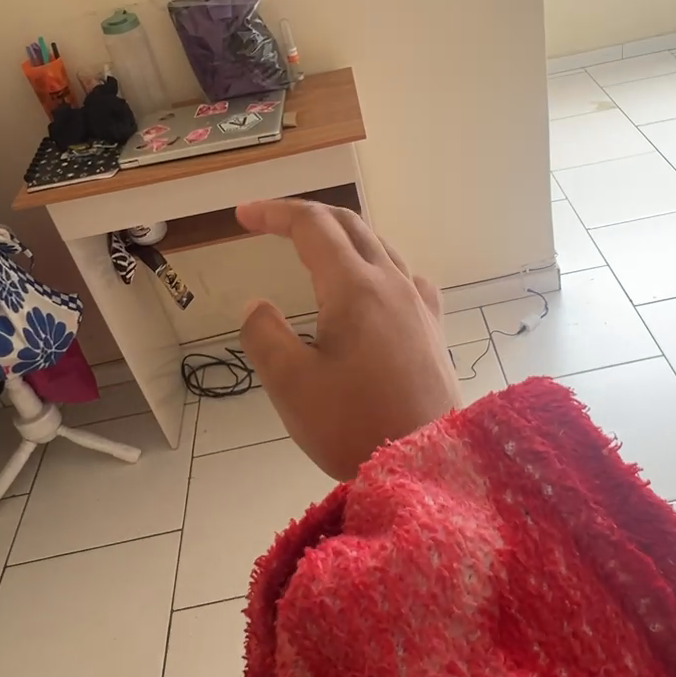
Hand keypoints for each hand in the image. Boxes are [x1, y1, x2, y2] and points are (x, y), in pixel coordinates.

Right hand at [235, 199, 461, 480]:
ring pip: (380, 247)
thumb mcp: (290, 385)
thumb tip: (257, 305)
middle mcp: (392, 283)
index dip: (274, 213)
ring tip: (315, 248)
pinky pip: (405, 276)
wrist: (426, 463)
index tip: (242, 215)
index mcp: (355, 287)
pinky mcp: (433, 328)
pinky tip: (374, 286)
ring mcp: (419, 304)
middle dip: (306, 216)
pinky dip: (378, 264)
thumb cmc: (353, 425)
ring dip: (343, 236)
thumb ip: (263, 335)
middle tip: (269, 223)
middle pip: (350, 225)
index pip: (312, 226)